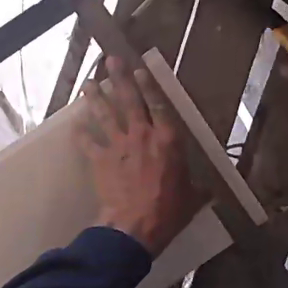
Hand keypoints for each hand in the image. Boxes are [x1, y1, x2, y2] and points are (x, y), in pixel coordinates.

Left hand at [77, 57, 199, 255]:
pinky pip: (88, 143)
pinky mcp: (100, 160)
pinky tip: (74, 123)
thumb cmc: (169, 210)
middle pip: (129, 100)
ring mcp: (118, 146)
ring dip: (95, 98)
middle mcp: (142, 135)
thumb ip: (200, 188)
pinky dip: (80, 133)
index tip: (141, 69)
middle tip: (111, 60)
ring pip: (105, 115)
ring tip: (88, 85)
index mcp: (168, 140)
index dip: (150, 85)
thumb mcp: (193, 197)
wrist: (135, 227)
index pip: (160, 105)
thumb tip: (213, 191)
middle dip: (119, 78)